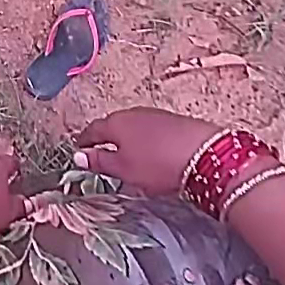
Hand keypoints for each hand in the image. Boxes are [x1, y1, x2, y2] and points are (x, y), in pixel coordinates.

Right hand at [72, 107, 223, 196]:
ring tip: (128, 151)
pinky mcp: (174, 121)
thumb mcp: (124, 169)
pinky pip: (151, 128)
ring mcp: (154, 115)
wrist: (206, 154)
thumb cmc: (157, 164)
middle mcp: (131, 114)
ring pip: (133, 125)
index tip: (79, 148)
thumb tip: (78, 156)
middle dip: (106, 136)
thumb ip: (100, 162)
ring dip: (127, 137)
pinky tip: (152, 149)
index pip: (92, 130)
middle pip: (113, 125)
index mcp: (114, 124)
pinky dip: (146, 137)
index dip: (85, 140)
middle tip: (101, 150)